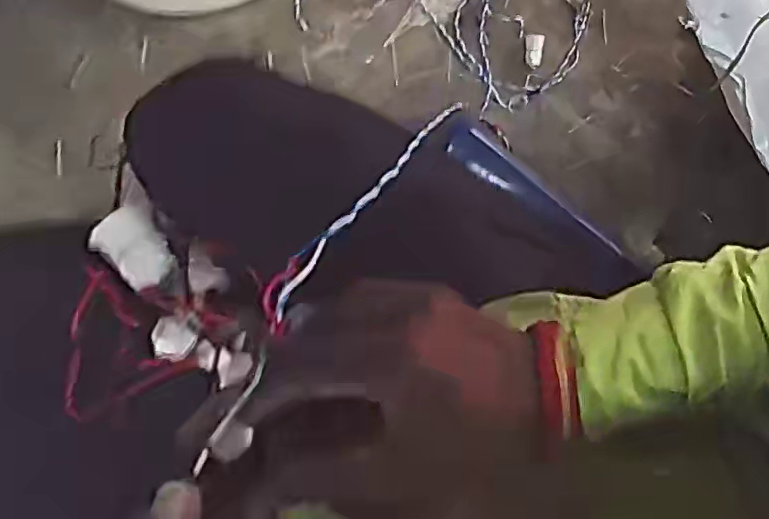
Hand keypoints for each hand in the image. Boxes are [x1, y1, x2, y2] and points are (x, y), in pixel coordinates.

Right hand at [205, 280, 543, 516]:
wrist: (548, 395)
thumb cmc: (476, 447)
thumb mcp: (396, 476)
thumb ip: (320, 471)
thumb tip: (258, 476)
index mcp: (388, 355)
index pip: (298, 368)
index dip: (252, 401)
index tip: (220, 431)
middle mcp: (396, 309)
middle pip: (311, 329)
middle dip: (269, 369)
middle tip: (241, 406)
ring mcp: (416, 294)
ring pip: (337, 305)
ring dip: (302, 341)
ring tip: (279, 384)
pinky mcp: (430, 293)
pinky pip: (367, 297)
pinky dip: (337, 324)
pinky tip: (328, 354)